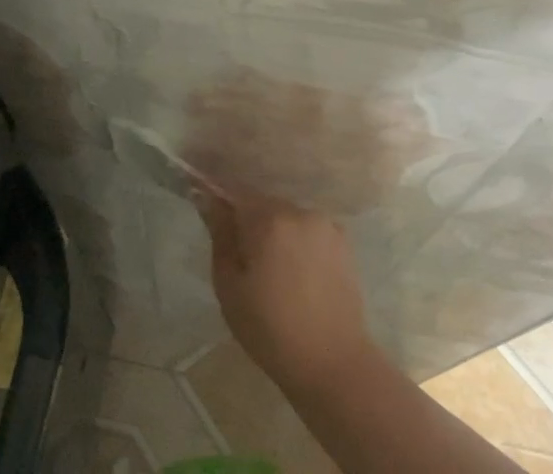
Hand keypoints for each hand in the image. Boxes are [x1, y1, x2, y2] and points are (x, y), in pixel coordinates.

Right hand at [196, 188, 376, 392]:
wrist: (332, 362)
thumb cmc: (269, 328)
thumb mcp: (229, 285)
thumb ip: (220, 236)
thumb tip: (210, 201)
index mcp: (269, 219)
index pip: (234, 191)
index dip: (218, 198)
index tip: (209, 215)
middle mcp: (300, 212)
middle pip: (263, 203)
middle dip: (248, 220)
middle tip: (239, 257)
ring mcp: (326, 226)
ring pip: (287, 217)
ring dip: (274, 231)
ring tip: (269, 270)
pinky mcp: (343, 243)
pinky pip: (308, 230)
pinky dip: (296, 241)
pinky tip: (294, 273)